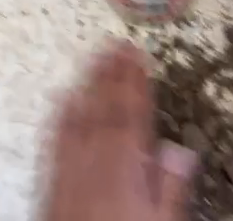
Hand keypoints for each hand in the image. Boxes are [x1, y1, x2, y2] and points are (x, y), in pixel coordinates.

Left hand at [41, 40, 198, 220]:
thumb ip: (169, 190)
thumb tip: (181, 151)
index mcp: (125, 172)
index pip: (132, 117)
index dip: (135, 82)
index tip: (138, 53)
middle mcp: (95, 164)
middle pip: (104, 109)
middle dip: (112, 73)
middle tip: (118, 42)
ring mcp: (70, 171)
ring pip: (79, 117)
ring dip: (88, 83)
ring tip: (95, 54)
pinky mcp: (51, 184)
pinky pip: (55, 139)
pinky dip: (61, 113)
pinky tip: (63, 97)